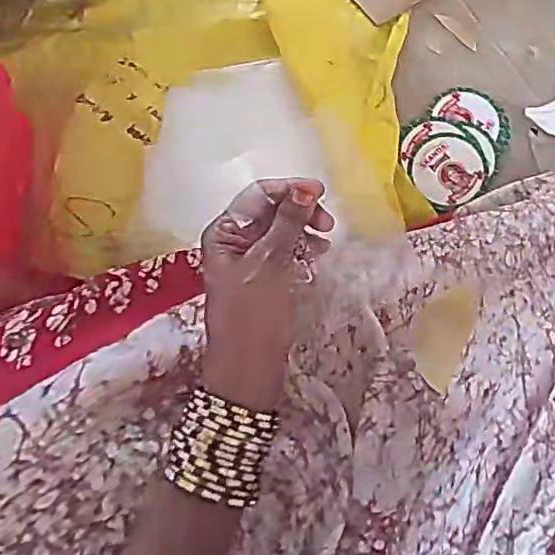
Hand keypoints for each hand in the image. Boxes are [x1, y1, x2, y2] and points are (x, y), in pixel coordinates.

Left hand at [199, 179, 334, 411]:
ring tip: (324, 244)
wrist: (248, 366)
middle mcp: (235, 240)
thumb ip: (288, 224)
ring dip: (306, 228)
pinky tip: (317, 254)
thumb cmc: (253, 314)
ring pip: (283, 228)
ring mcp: (251, 257)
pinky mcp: (267, 274)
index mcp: (225, 232)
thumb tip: (305, 188)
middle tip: (328, 225)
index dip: (290, 189)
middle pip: (273, 209)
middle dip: (301, 210)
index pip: (259, 195)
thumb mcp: (271, 264)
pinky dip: (305, 245)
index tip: (321, 193)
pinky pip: (287, 247)